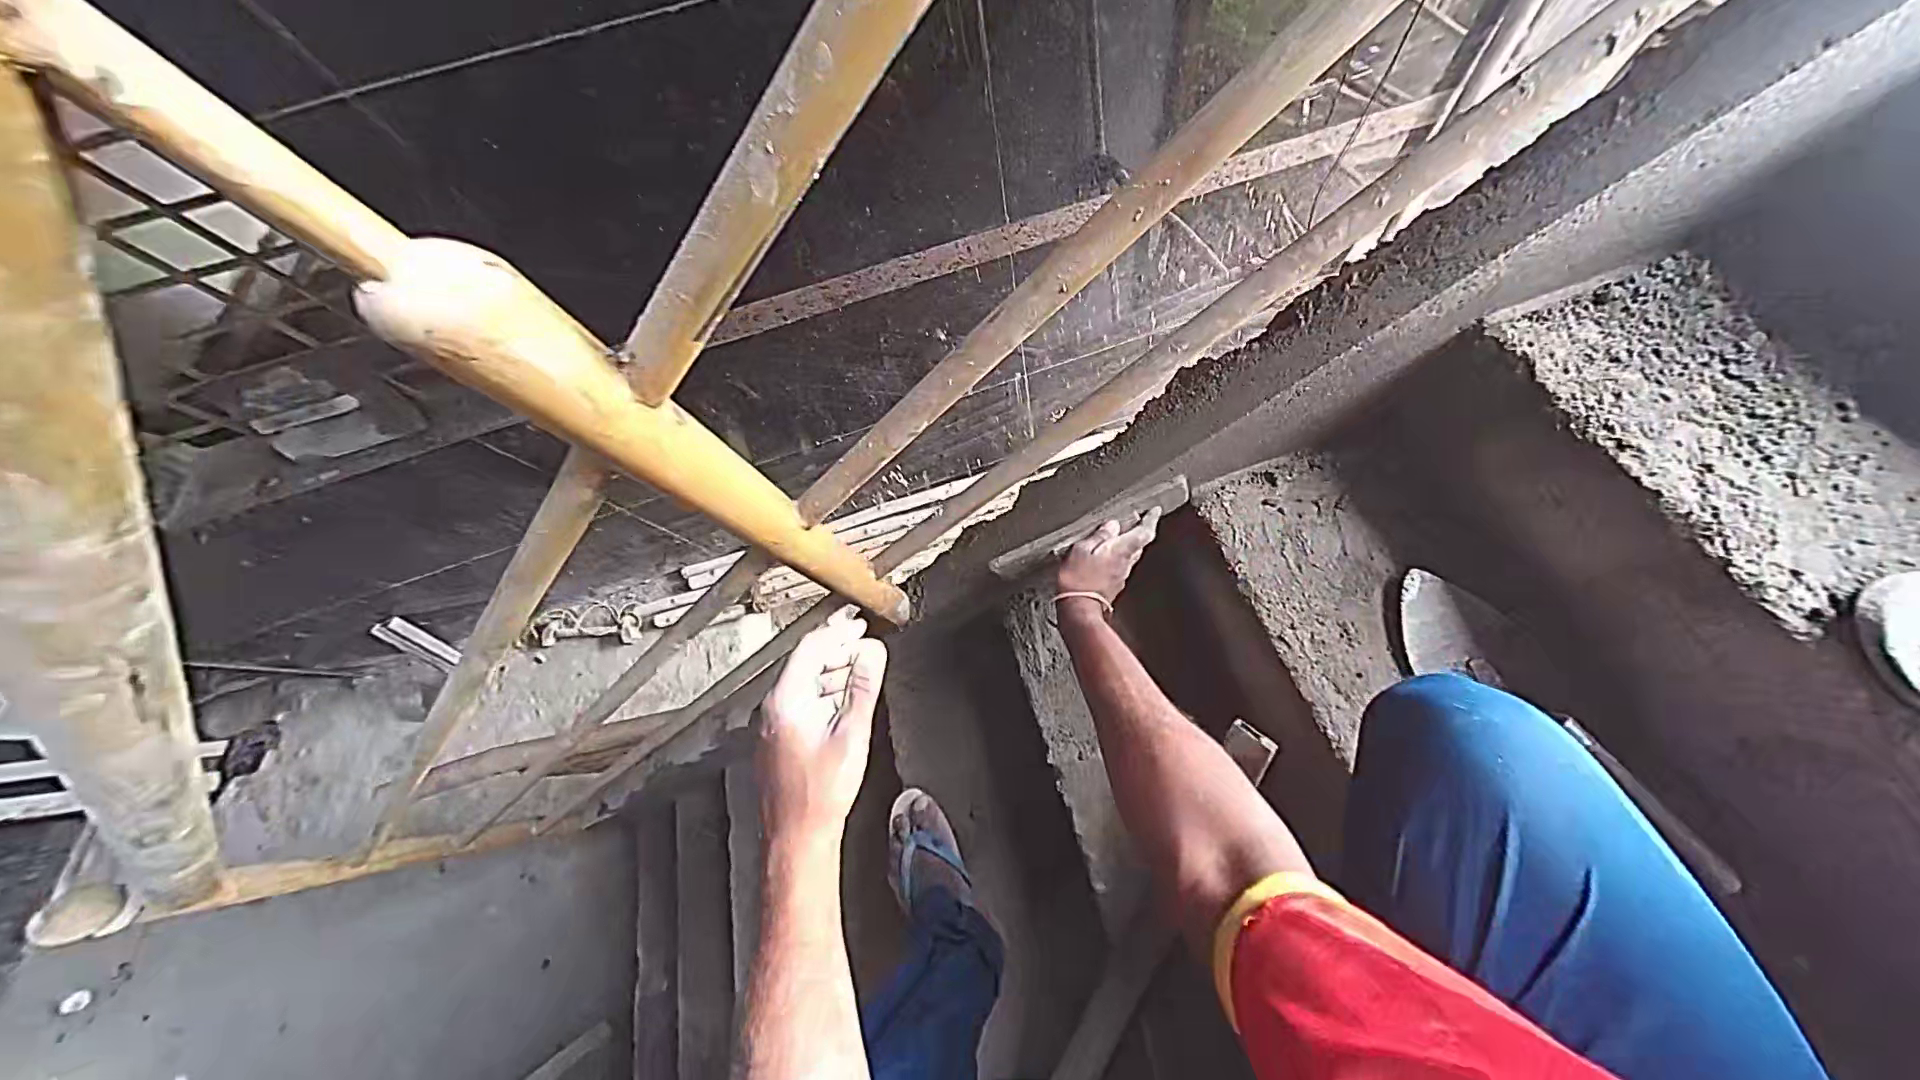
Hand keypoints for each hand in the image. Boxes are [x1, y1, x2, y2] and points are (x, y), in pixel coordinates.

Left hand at [757, 612, 887, 845]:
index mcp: (785, 700)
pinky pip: (802, 700)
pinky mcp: (779, 737)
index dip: (837, 632)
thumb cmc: (821, 793)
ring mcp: (773, 723)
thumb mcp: (852, 733)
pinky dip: (824, 692)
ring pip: (804, 682)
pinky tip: (845, 699)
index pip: (809, 648)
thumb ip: (863, 687)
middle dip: (837, 649)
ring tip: (861, 670)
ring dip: (833, 671)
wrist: (797, 836)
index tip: (858, 625)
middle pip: (805, 662)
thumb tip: (873, 651)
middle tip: (864, 643)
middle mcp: (773, 707)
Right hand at [1056, 508, 1160, 606]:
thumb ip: (1098, 536)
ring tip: (1120, 537)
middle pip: (1140, 544)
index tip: (1155, 511)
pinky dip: (1117, 558)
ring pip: (1130, 555)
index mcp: (1121, 550)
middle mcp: (1126, 563)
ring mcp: (1121, 577)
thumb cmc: (1078, 580)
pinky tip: (1107, 557)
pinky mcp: (1113, 587)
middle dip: (1140, 531)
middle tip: (1137, 521)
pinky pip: (1120, 566)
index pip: (1144, 532)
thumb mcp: (1082, 549)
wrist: (1078, 610)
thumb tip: (1111, 526)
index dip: (1151, 520)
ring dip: (1128, 545)